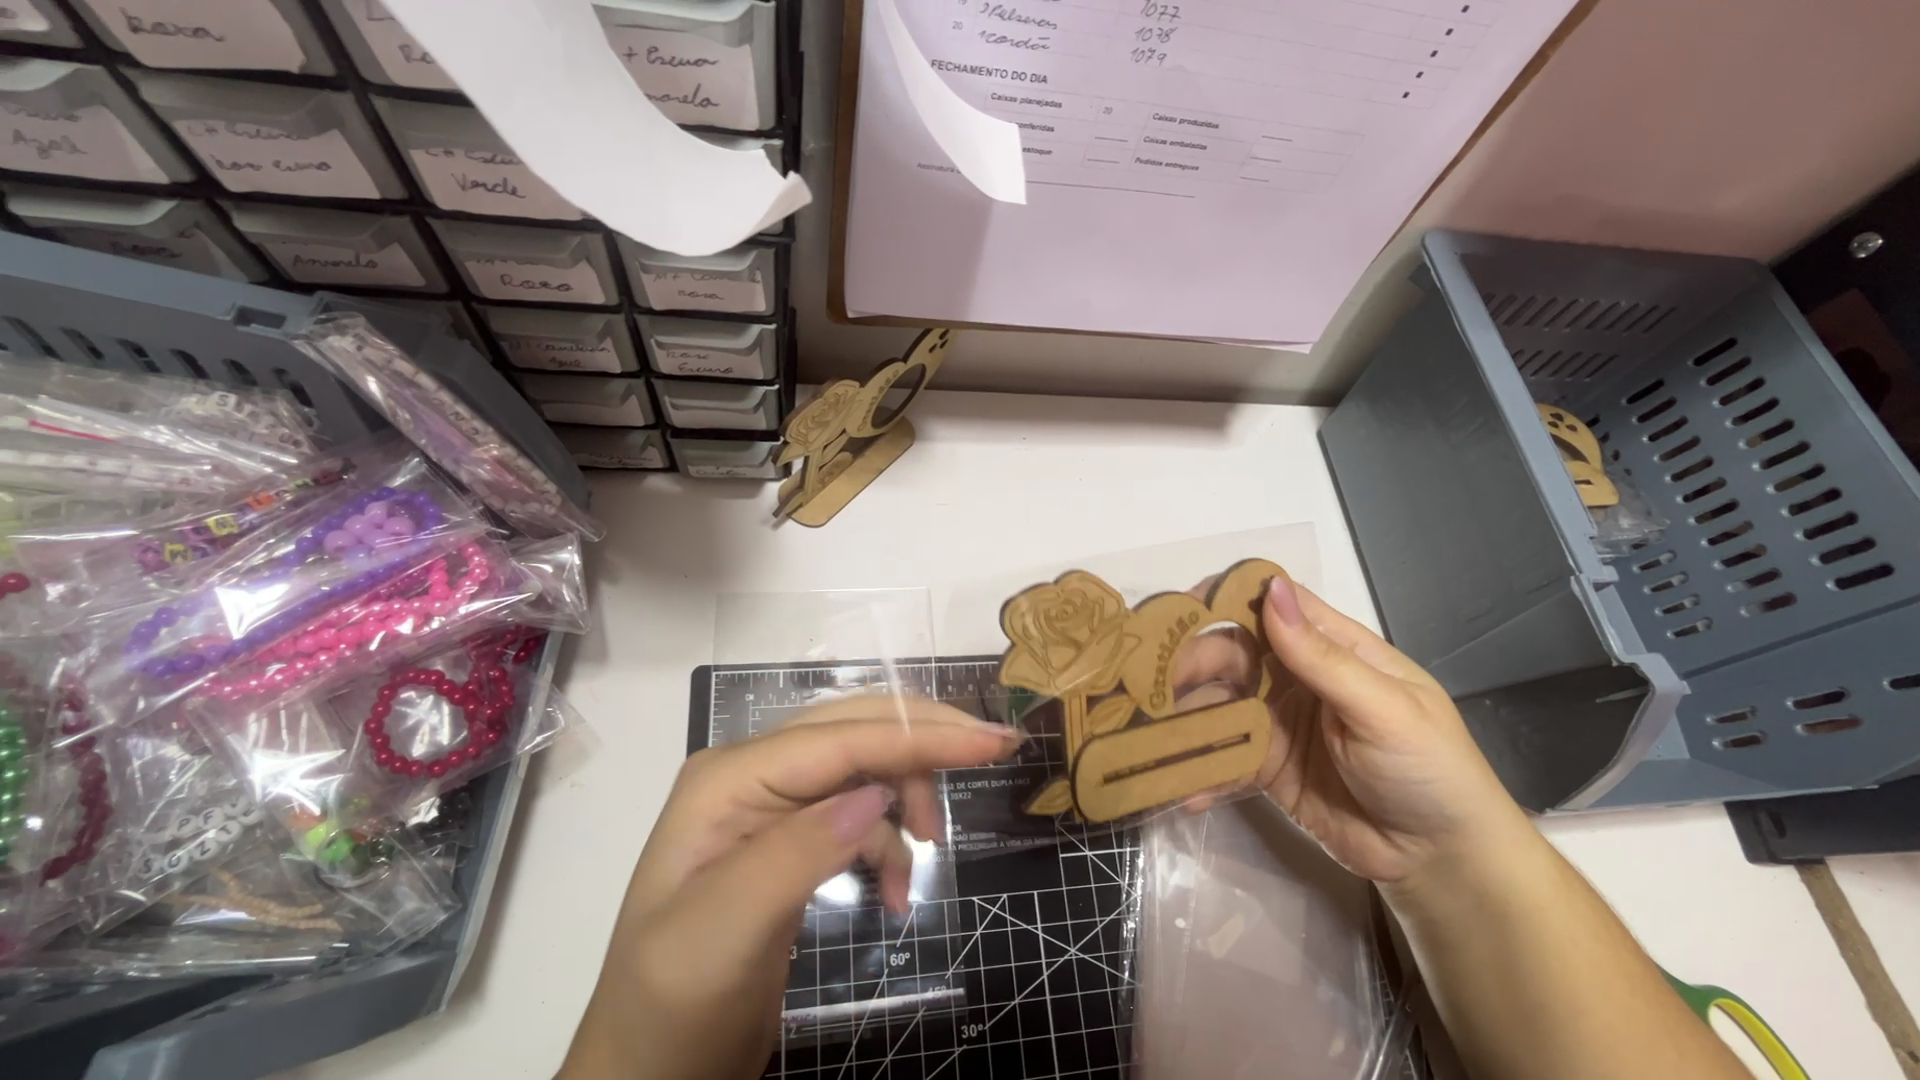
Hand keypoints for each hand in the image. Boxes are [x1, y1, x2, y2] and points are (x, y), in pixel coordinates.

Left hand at [557, 698, 1019, 1079]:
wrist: (648, 1068)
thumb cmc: (672, 1004)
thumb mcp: (725, 932)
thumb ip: (796, 854)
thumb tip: (873, 796)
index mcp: (730, 779)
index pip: (842, 738)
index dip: (921, 735)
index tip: (995, 742)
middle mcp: (751, 776)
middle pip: (856, 732)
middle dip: (924, 744)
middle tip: (995, 757)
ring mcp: (770, 807)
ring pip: (864, 770)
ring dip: (905, 804)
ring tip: (926, 856)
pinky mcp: (789, 842)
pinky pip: (857, 816)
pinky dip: (888, 845)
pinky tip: (896, 891)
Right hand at [1179, 570, 1527, 886]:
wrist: (1440, 860)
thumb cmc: (1429, 770)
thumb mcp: (1383, 709)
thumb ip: (1322, 656)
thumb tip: (1271, 589)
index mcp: (1333, 649)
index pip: (1272, 606)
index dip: (1226, 599)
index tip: (1178, 609)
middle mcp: (1298, 678)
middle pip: (1231, 654)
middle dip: (1190, 664)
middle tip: (1152, 685)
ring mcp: (1278, 723)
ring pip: (1218, 705)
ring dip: (1184, 717)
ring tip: (1147, 735)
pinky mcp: (1265, 768)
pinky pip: (1222, 759)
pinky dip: (1199, 771)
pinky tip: (1180, 788)